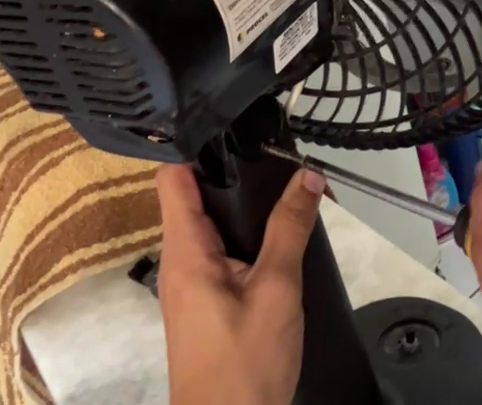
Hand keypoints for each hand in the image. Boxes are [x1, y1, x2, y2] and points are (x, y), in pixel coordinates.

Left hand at [157, 162, 327, 404]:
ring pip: (216, 223)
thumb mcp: (276, 287)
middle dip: (238, 170)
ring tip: (292, 180)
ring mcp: (193, 283)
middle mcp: (180, 260)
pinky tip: (284, 228)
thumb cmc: (243, 363)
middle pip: (197, 194)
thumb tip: (309, 175)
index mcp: (185, 250)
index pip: (172, 177)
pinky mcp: (209, 301)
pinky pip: (225, 250)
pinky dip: (252, 232)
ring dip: (249, 203)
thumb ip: (290, 226)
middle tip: (280, 148)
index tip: (232, 119)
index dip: (196, 143)